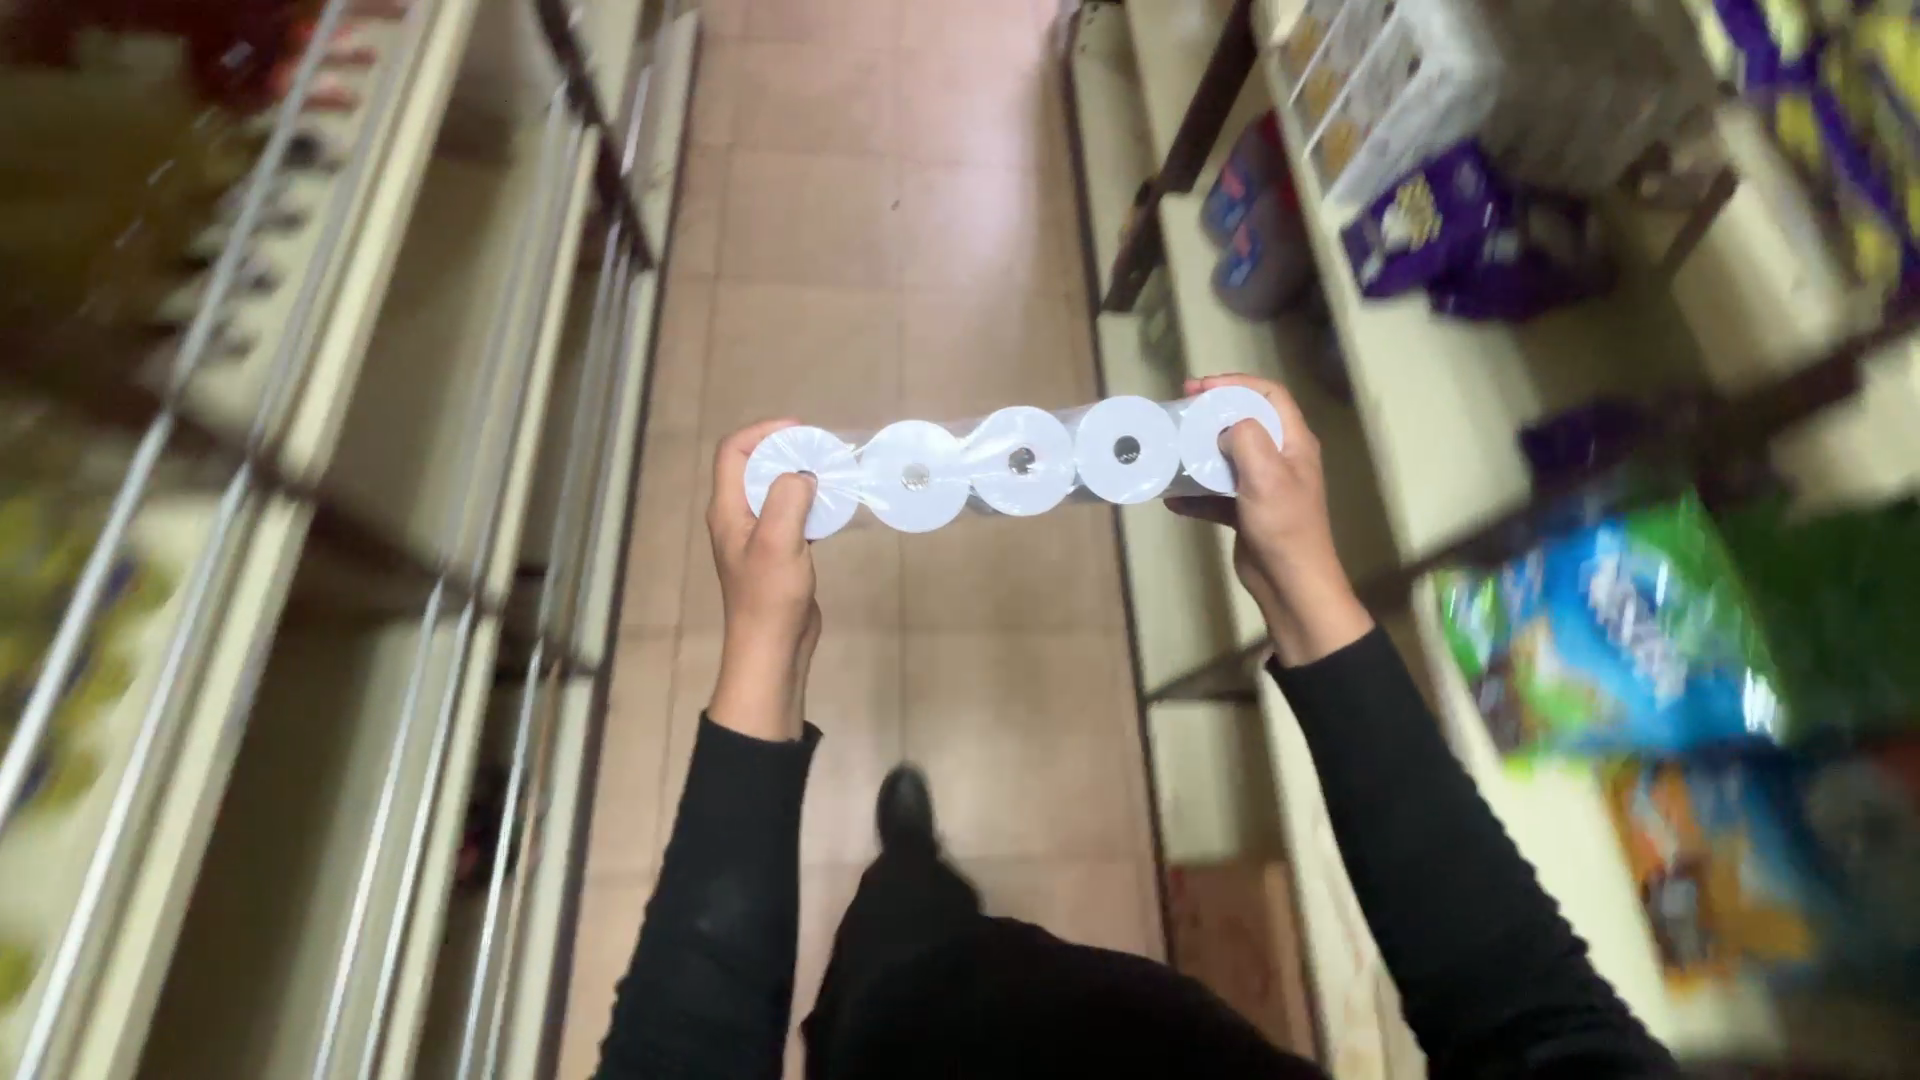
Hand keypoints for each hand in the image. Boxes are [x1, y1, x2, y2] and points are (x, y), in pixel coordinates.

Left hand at [705, 419, 822, 741]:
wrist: (773, 646)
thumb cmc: (770, 595)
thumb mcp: (778, 541)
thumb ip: (787, 498)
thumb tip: (803, 474)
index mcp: (728, 509)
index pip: (734, 452)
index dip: (763, 433)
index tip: (799, 432)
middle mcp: (737, 516)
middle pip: (755, 466)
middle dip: (787, 451)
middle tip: (822, 450)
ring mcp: (757, 535)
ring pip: (775, 490)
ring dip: (800, 476)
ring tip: (832, 472)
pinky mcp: (778, 551)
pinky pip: (791, 513)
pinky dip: (810, 502)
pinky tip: (833, 506)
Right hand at [1167, 374, 1372, 665]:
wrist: (1289, 581)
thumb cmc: (1283, 525)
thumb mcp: (1267, 474)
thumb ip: (1247, 438)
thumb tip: (1226, 427)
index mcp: (1294, 443)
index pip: (1268, 395)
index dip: (1235, 384)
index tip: (1199, 388)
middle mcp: (1281, 458)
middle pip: (1246, 421)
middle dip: (1212, 414)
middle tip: (1180, 412)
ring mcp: (1263, 486)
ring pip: (1228, 456)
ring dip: (1199, 452)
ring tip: (1171, 450)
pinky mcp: (1246, 510)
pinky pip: (1216, 493)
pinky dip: (1195, 493)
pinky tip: (1171, 499)